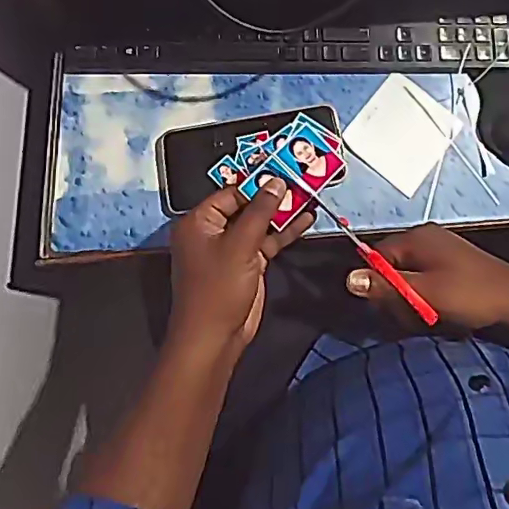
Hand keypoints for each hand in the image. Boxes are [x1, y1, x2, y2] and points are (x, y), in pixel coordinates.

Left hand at [167, 178, 312, 356]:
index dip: (257, 182)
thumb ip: (260, 211)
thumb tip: (275, 183)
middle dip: (272, 196)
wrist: (214, 338)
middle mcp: (212, 231)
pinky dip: (282, 232)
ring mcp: (230, 248)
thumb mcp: (240, 245)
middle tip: (300, 180)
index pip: (231, 192)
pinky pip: (265, 241)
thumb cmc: (217, 289)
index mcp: (199, 221)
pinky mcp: (246, 263)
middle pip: (246, 206)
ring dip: (281, 213)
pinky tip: (304, 220)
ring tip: (308, 195)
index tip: (283, 170)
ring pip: (259, 223)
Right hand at [347, 224, 508, 333]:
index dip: (379, 285)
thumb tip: (350, 278)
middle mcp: (426, 237)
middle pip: (392, 268)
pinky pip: (428, 280)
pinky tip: (445, 313)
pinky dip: (431, 298)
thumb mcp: (424, 294)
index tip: (391, 309)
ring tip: (436, 317)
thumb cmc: (471, 296)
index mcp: (416, 238)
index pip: (375, 258)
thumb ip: (386, 286)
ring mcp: (442, 249)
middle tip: (418, 316)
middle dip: (400, 295)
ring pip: (410, 277)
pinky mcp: (454, 264)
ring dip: (417, 301)